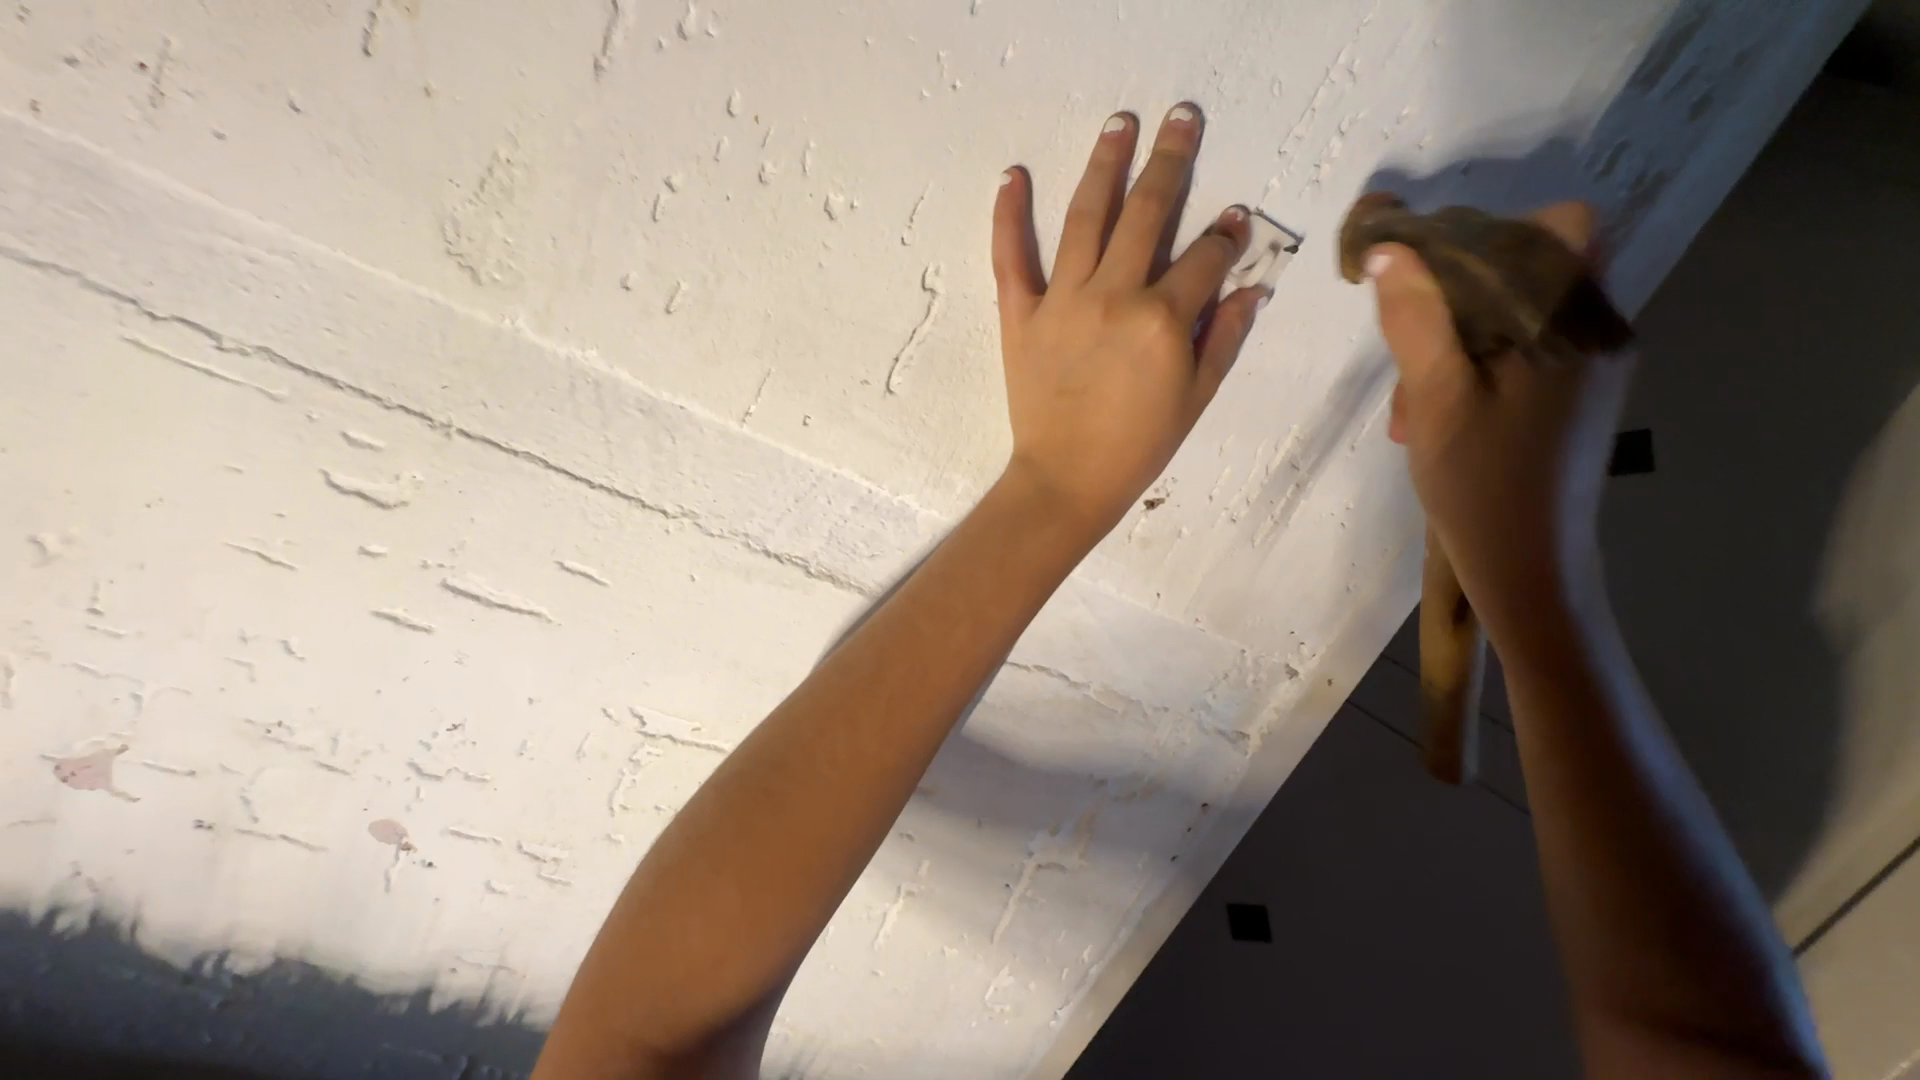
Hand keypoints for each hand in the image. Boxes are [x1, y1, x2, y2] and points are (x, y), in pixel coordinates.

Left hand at [991, 103, 1271, 539]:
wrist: (1066, 480)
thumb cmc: (1138, 447)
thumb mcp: (1195, 398)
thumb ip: (1225, 338)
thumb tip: (1253, 288)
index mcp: (1163, 320)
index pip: (1204, 257)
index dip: (1226, 235)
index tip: (1234, 218)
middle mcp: (1114, 296)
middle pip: (1148, 213)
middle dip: (1170, 161)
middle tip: (1181, 118)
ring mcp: (1063, 301)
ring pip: (1085, 218)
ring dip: (1104, 165)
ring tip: (1119, 124)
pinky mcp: (1020, 315)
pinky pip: (1010, 258)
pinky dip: (1008, 216)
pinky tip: (1013, 176)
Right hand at [1367, 202, 1634, 618]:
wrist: (1527, 568)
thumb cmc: (1482, 482)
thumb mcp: (1436, 396)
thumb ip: (1416, 319)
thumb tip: (1388, 251)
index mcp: (1577, 322)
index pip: (1557, 225)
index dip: (1491, 230)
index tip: (1427, 267)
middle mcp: (1597, 333)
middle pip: (1529, 269)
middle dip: (1455, 298)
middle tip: (1407, 349)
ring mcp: (1589, 370)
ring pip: (1516, 316)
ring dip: (1454, 342)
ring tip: (1413, 403)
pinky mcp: (1573, 400)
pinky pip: (1520, 354)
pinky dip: (1472, 369)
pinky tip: (1436, 415)